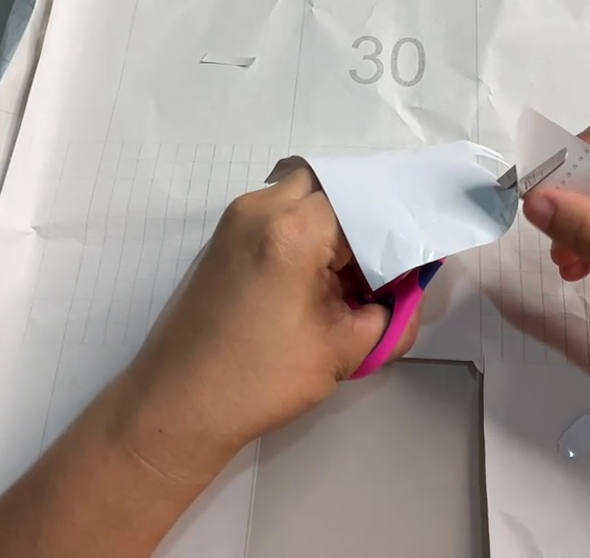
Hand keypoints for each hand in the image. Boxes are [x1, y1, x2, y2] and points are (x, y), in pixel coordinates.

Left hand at [107, 168, 416, 478]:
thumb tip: (411, 292)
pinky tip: (314, 274)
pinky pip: (277, 209)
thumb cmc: (261, 380)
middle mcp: (262, 207)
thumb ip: (393, 316)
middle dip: (360, 215)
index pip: (362, 201)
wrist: (177, 406)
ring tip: (346, 269)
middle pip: (330, 183)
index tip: (412, 252)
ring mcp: (237, 217)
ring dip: (331, 220)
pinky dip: (304, 228)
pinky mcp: (224, 233)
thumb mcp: (344, 351)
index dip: (391, 225)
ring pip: (302, 192)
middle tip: (379, 257)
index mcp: (293, 230)